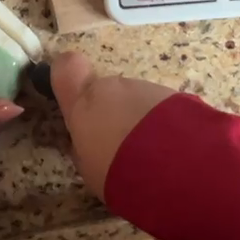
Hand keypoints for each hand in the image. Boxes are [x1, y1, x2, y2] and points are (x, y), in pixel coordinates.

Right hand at [49, 52, 175, 200]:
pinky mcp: (173, 94)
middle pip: (105, 92)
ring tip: (151, 153)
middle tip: (121, 144)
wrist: (173, 165)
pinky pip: (160, 107)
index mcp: (82, 104)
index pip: (66, 67)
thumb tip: (87, 140)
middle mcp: (111, 88)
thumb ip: (85, 146)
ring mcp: (144, 88)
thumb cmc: (118, 172)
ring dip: (139, 120)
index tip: (72, 91)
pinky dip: (162, 122)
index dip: (68, 74)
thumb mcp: (89, 168)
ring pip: (135, 100)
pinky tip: (171, 149)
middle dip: (112, 112)